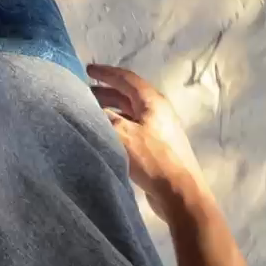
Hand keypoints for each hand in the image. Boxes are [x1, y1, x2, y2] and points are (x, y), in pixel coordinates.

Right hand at [88, 64, 210, 223]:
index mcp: (152, 101)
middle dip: (105, 91)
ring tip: (90, 111)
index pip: (126, 78)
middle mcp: (158, 111)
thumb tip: (87, 107)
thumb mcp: (122, 133)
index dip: (105, 72)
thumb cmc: (152, 159)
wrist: (181, 195)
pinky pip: (132, 126)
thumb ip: (103, 116)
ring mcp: (159, 129)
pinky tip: (105, 133)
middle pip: (128, 94)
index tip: (87, 69)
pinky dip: (116, 124)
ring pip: (129, 111)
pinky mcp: (158, 147)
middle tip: (84, 92)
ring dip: (110, 108)